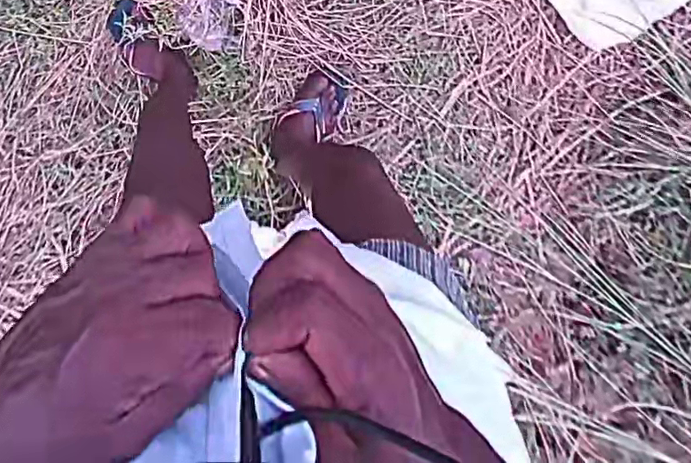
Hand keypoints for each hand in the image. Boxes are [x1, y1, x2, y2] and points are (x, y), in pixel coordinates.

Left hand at [0, 196, 238, 461]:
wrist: (1, 416)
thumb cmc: (56, 430)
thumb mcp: (129, 433)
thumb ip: (182, 386)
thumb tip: (220, 352)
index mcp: (136, 343)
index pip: (217, 318)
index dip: (227, 338)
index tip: (218, 352)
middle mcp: (125, 293)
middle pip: (205, 271)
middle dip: (215, 302)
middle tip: (202, 328)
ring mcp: (109, 264)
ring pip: (181, 231)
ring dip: (195, 260)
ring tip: (186, 291)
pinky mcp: (94, 252)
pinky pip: (141, 212)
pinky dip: (160, 225)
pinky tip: (159, 257)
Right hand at [245, 230, 500, 462]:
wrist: (435, 450)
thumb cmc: (393, 455)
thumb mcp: (341, 452)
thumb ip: (302, 399)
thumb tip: (262, 356)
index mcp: (373, 364)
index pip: (309, 304)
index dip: (269, 325)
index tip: (256, 356)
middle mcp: (376, 318)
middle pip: (308, 255)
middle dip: (269, 288)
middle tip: (261, 334)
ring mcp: (370, 298)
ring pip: (310, 247)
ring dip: (278, 280)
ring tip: (272, 326)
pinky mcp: (361, 293)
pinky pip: (318, 261)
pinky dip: (292, 280)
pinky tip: (288, 321)